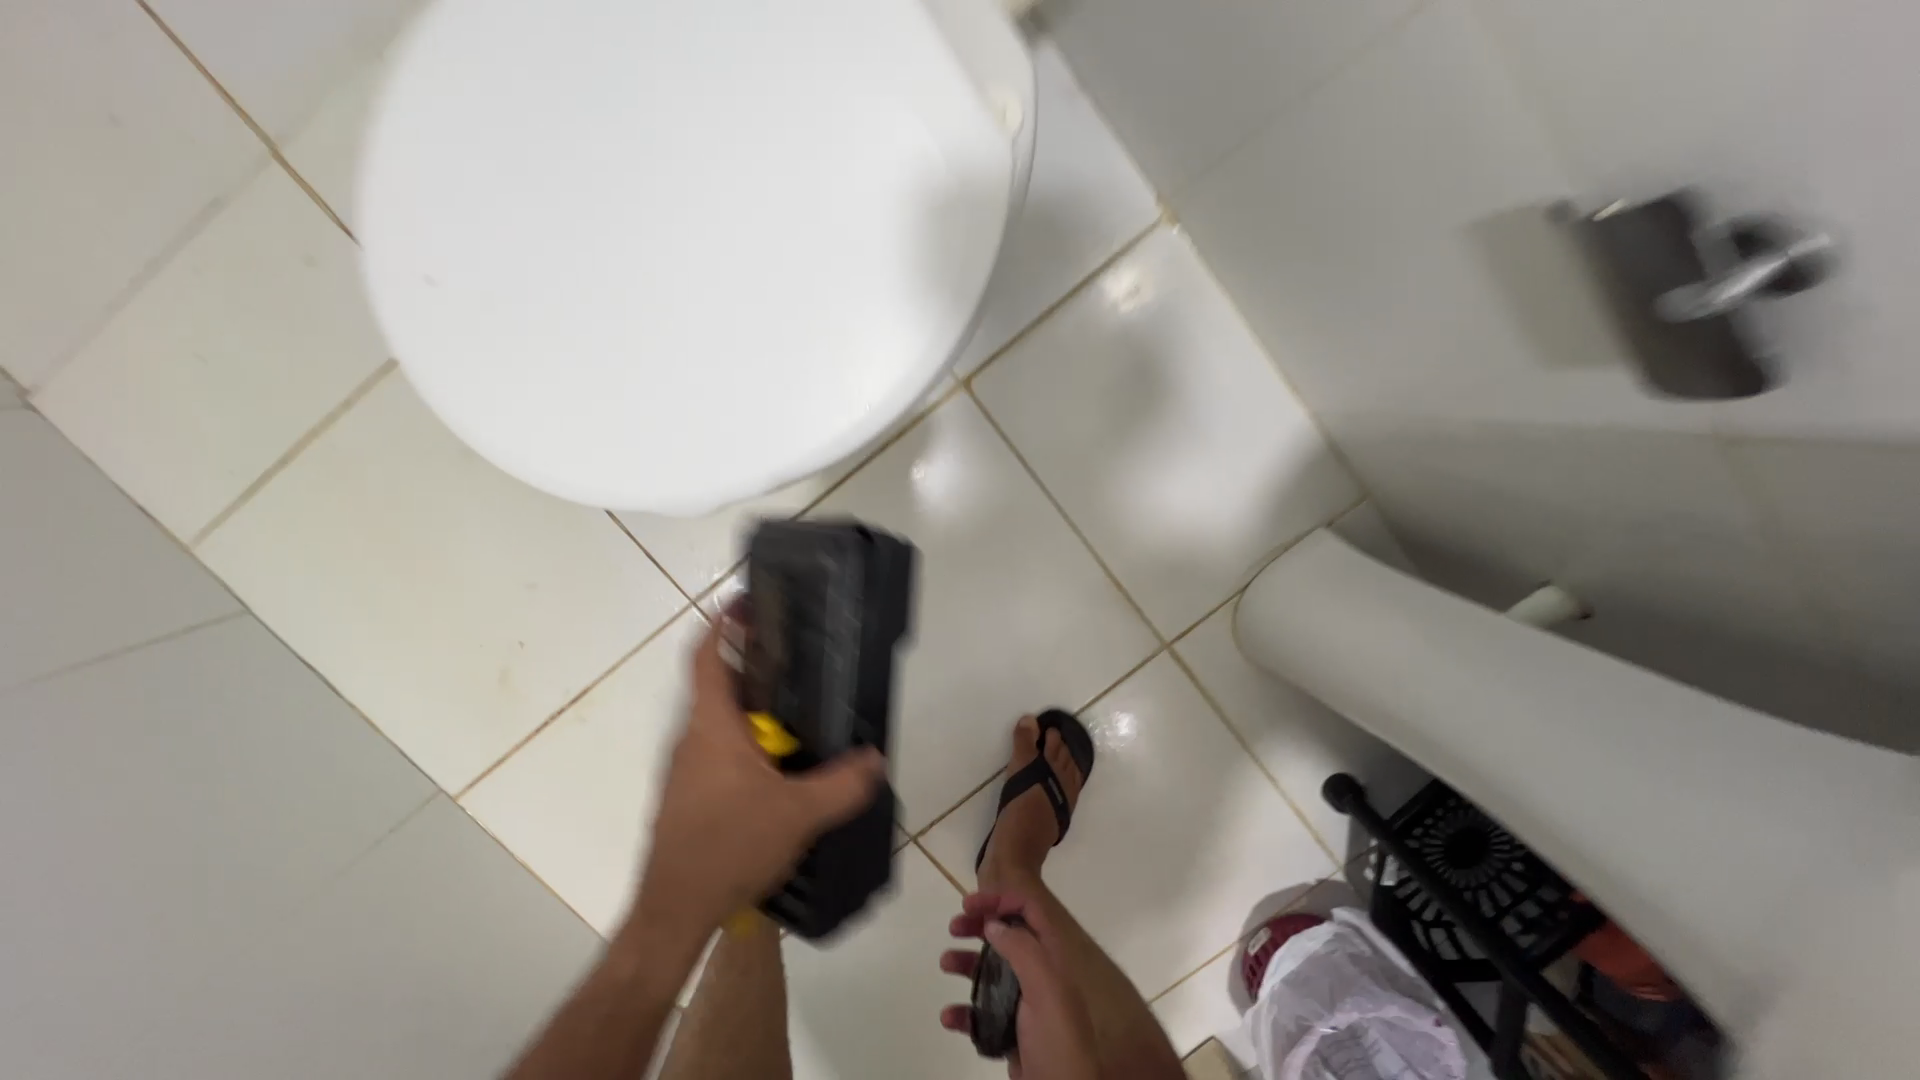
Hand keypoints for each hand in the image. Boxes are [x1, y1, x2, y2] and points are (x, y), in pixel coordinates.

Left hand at [630, 612, 886, 941]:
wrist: (673, 912)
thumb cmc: (728, 846)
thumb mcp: (799, 814)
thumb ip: (842, 784)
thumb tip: (876, 758)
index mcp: (711, 726)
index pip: (706, 656)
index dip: (723, 624)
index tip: (747, 604)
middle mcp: (691, 740)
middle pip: (719, 689)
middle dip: (756, 673)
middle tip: (802, 670)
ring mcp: (684, 772)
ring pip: (720, 727)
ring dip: (753, 718)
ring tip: (800, 725)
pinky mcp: (686, 800)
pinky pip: (718, 758)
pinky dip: (746, 752)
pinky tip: (779, 780)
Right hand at [941, 893, 1098, 1079]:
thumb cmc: (1057, 1039)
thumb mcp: (1045, 988)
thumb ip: (1022, 950)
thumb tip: (994, 923)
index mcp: (1052, 958)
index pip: (1028, 910)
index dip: (1000, 900)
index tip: (969, 904)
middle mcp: (1038, 975)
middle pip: (1006, 935)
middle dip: (978, 926)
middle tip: (953, 927)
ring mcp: (1022, 1004)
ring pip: (990, 971)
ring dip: (966, 963)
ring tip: (945, 963)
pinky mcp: (1008, 1031)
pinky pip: (980, 1013)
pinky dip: (963, 1011)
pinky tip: (950, 1016)